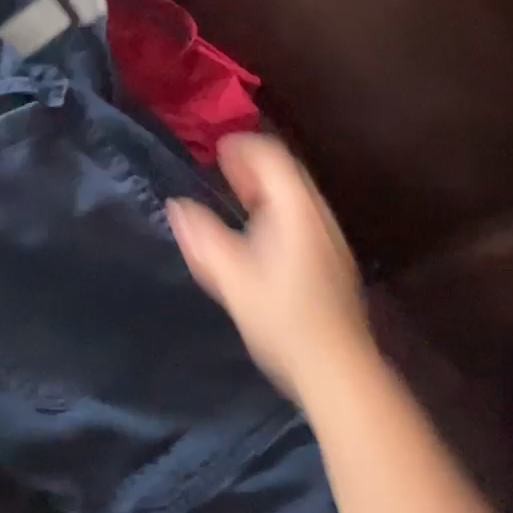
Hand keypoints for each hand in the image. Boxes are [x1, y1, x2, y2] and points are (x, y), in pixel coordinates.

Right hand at [167, 134, 369, 398]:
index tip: (216, 147)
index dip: (244, 147)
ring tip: (235, 197)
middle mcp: (318, 217)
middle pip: (288, 175)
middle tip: (221, 168)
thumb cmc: (282, 319)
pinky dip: (276, 211)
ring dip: (265, 190)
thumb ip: (204, 239)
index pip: (273, 159)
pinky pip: (301, 218)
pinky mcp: (330, 261)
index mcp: (296, 213)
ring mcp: (329, 239)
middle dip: (253, 167)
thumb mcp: (233, 279)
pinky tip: (258, 235)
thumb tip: (177, 206)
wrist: (335, 365)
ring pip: (296, 199)